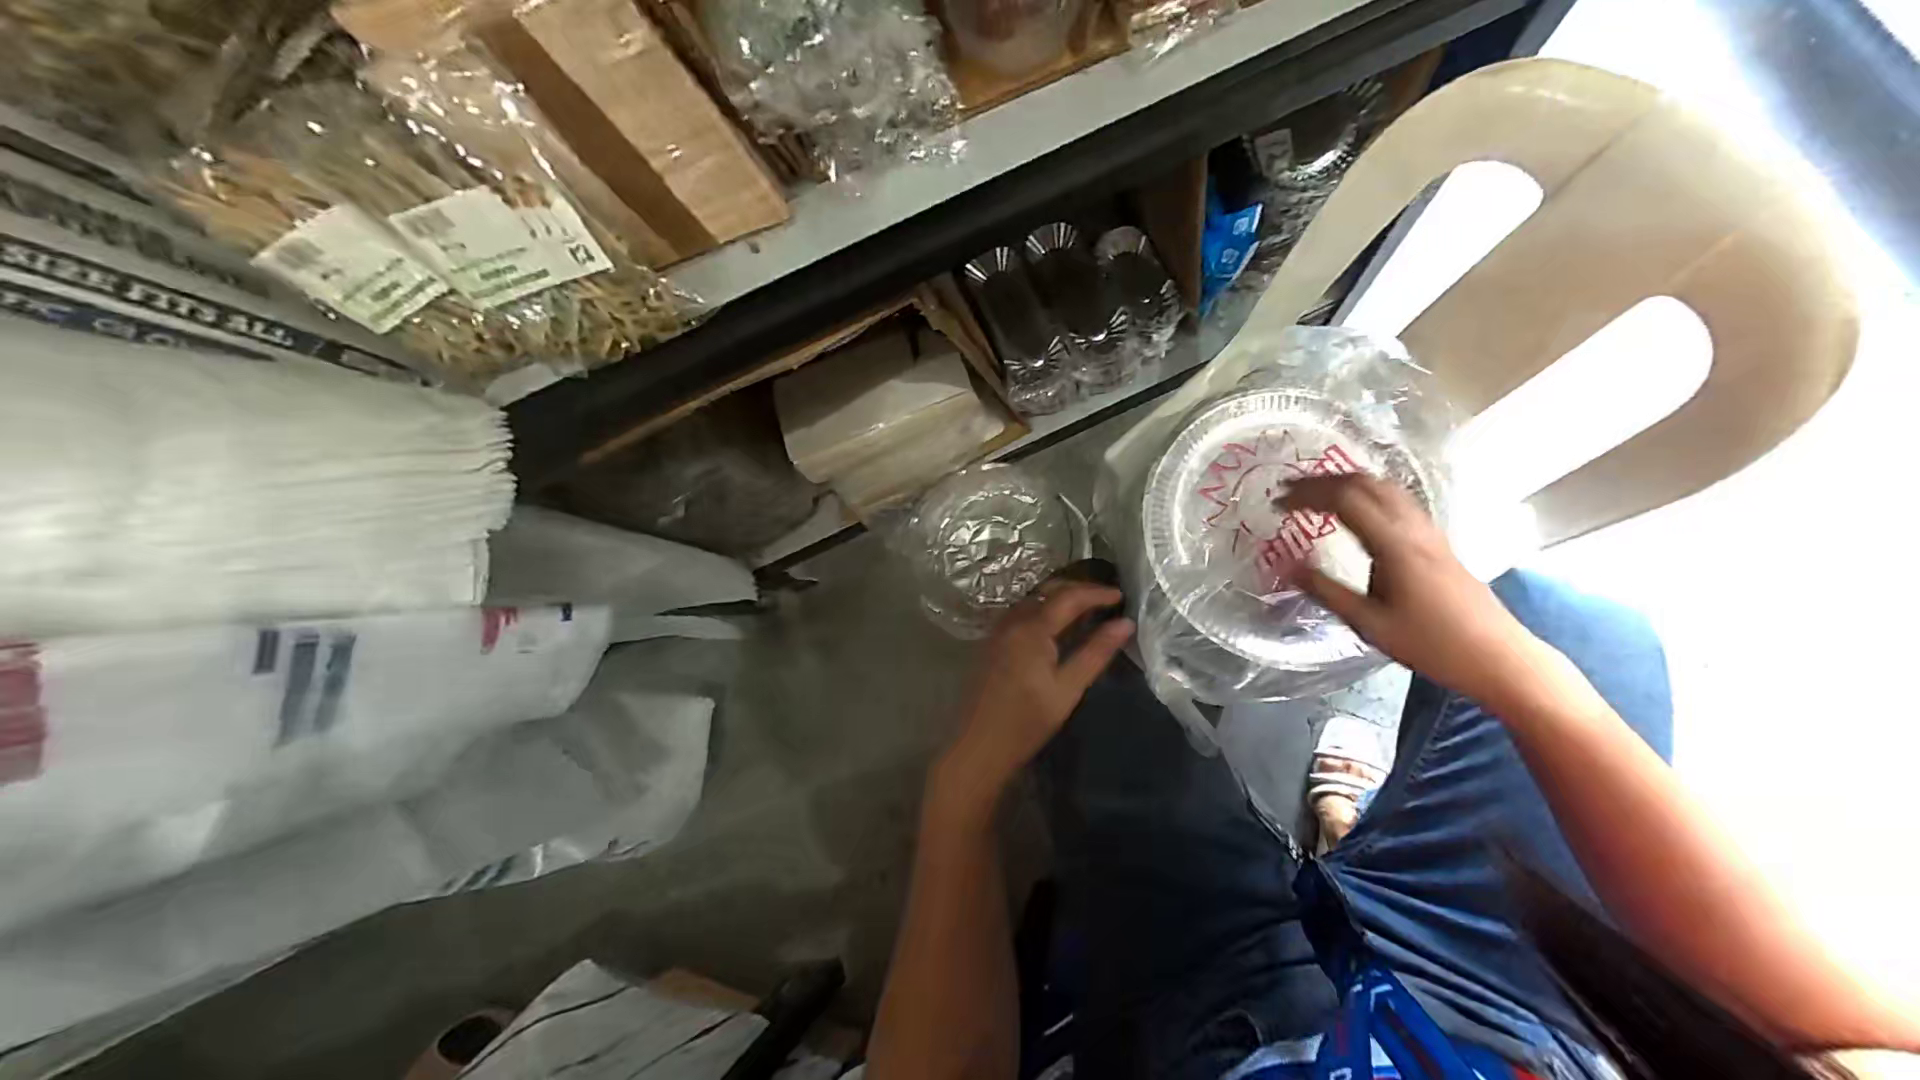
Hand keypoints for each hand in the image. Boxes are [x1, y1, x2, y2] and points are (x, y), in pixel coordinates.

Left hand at [933, 582, 1133, 820]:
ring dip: (1058, 599)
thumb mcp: (1068, 689)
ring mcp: (997, 631)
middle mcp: (1011, 622)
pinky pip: (1019, 614)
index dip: (1096, 593)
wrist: (978, 747)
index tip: (1121, 596)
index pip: (1068, 597)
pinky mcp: (990, 643)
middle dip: (1078, 590)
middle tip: (1106, 599)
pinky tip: (1055, 627)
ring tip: (1086, 610)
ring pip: (1031, 601)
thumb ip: (1096, 652)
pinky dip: (1042, 611)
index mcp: (1031, 629)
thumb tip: (1126, 624)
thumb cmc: (1026, 722)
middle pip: (1047, 593)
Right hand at [1282, 474, 1543, 706]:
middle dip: (1323, 481)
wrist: (1499, 657)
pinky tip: (1358, 511)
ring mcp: (1430, 532)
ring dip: (1347, 483)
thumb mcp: (1369, 623)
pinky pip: (1399, 501)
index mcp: (1394, 545)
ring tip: (1317, 493)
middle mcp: (1413, 529)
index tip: (1277, 502)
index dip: (1307, 495)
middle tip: (1290, 491)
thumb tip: (1286, 567)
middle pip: (1366, 483)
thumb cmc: (1431, 644)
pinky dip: (1369, 494)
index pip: (1344, 500)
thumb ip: (1326, 591)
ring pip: (1386, 488)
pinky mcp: (1438, 542)